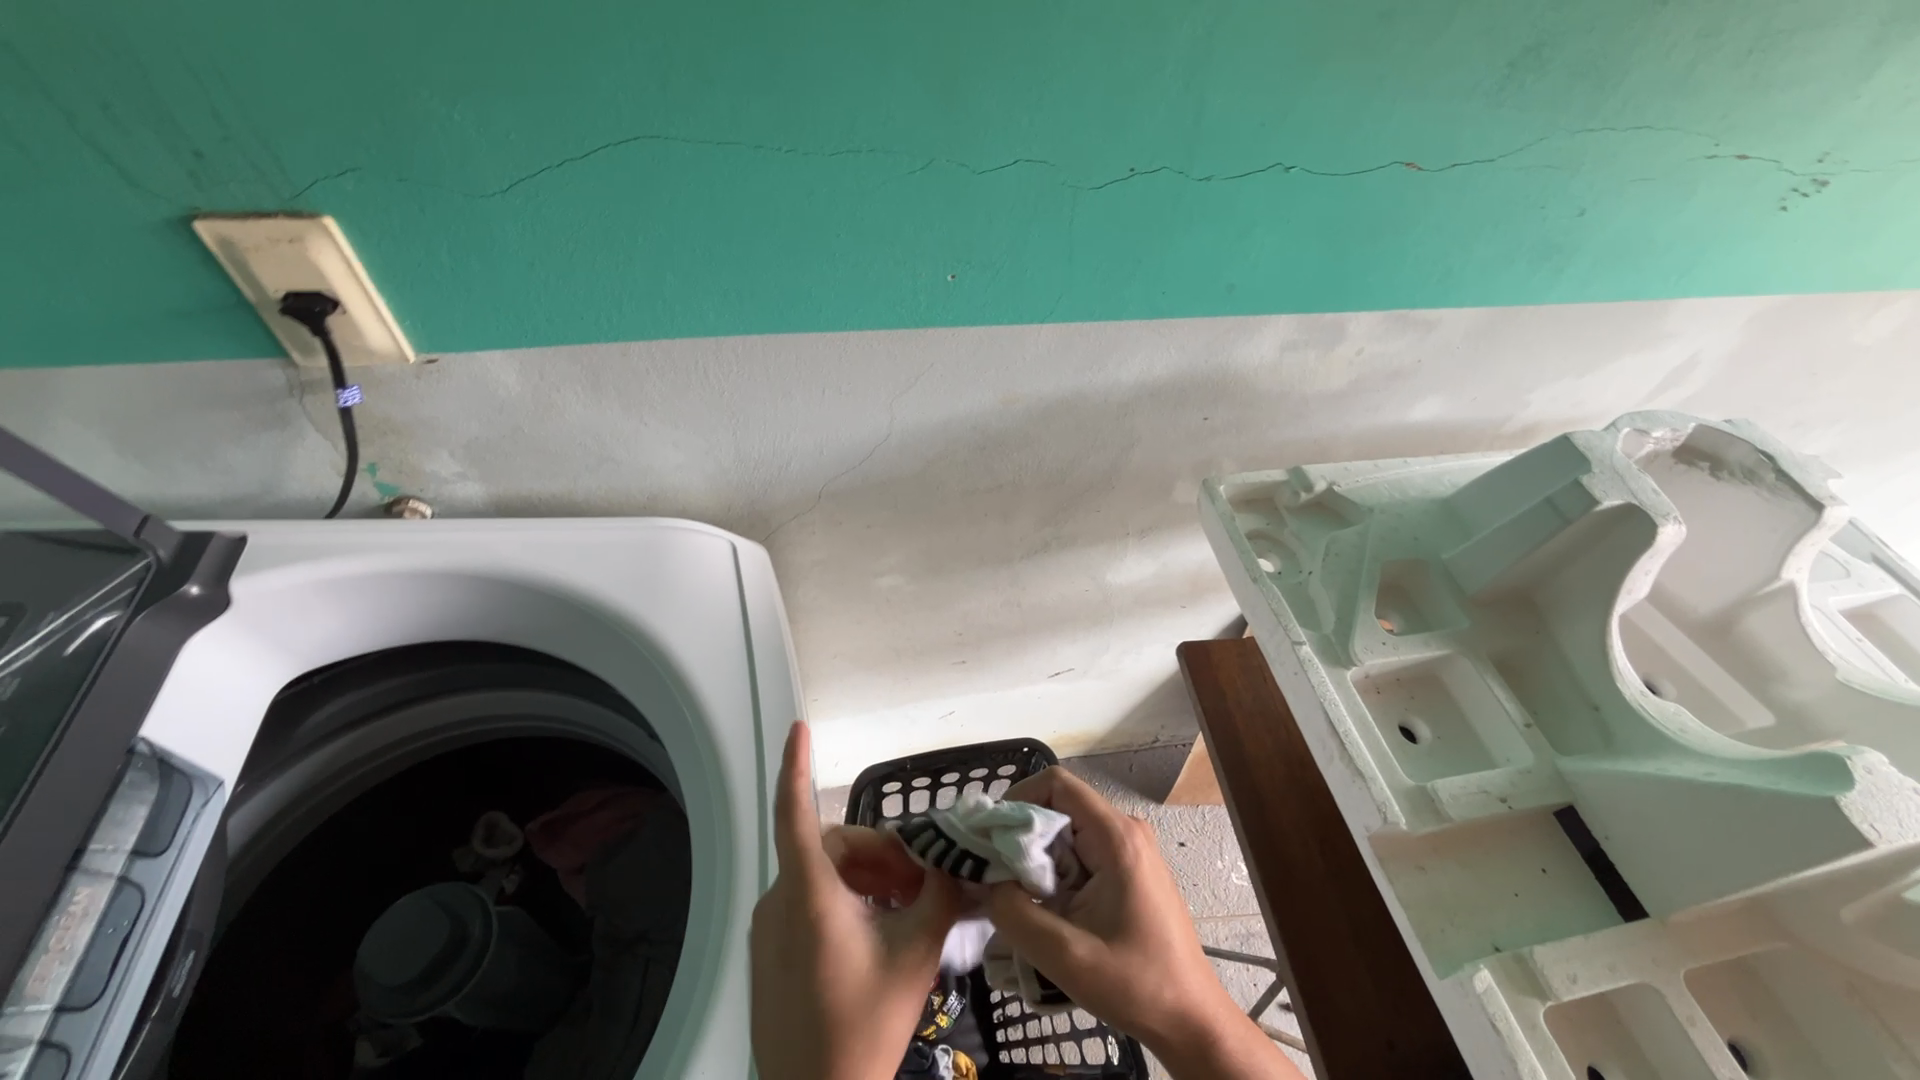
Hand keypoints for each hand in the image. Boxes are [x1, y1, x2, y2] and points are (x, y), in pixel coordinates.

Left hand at [750, 722, 959, 1079]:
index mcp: (808, 894)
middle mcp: (780, 901)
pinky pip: (809, 903)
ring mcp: (770, 928)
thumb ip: (941, 897)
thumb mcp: (915, 955)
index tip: (799, 725)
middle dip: (879, 852)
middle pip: (831, 848)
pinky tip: (878, 931)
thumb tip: (961, 862)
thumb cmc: (863, 1024)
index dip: (794, 764)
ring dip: (867, 879)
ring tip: (907, 909)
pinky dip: (846, 901)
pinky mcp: (769, 951)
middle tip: (921, 883)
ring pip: (823, 876)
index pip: (793, 813)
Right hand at [986, 767, 1303, 1079]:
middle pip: (1057, 807)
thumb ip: (1013, 911)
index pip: (1056, 784)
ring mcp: (1128, 850)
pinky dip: (1052, 872)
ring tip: (1015, 897)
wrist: (1189, 1018)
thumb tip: (984, 878)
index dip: (1015, 801)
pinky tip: (1044, 908)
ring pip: (1064, 833)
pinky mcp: (1126, 871)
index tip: (989, 840)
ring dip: (1034, 859)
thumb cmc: (1135, 984)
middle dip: (1019, 836)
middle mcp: (1124, 831)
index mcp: (1116, 837)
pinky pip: (1078, 853)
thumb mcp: (1064, 955)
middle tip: (993, 876)